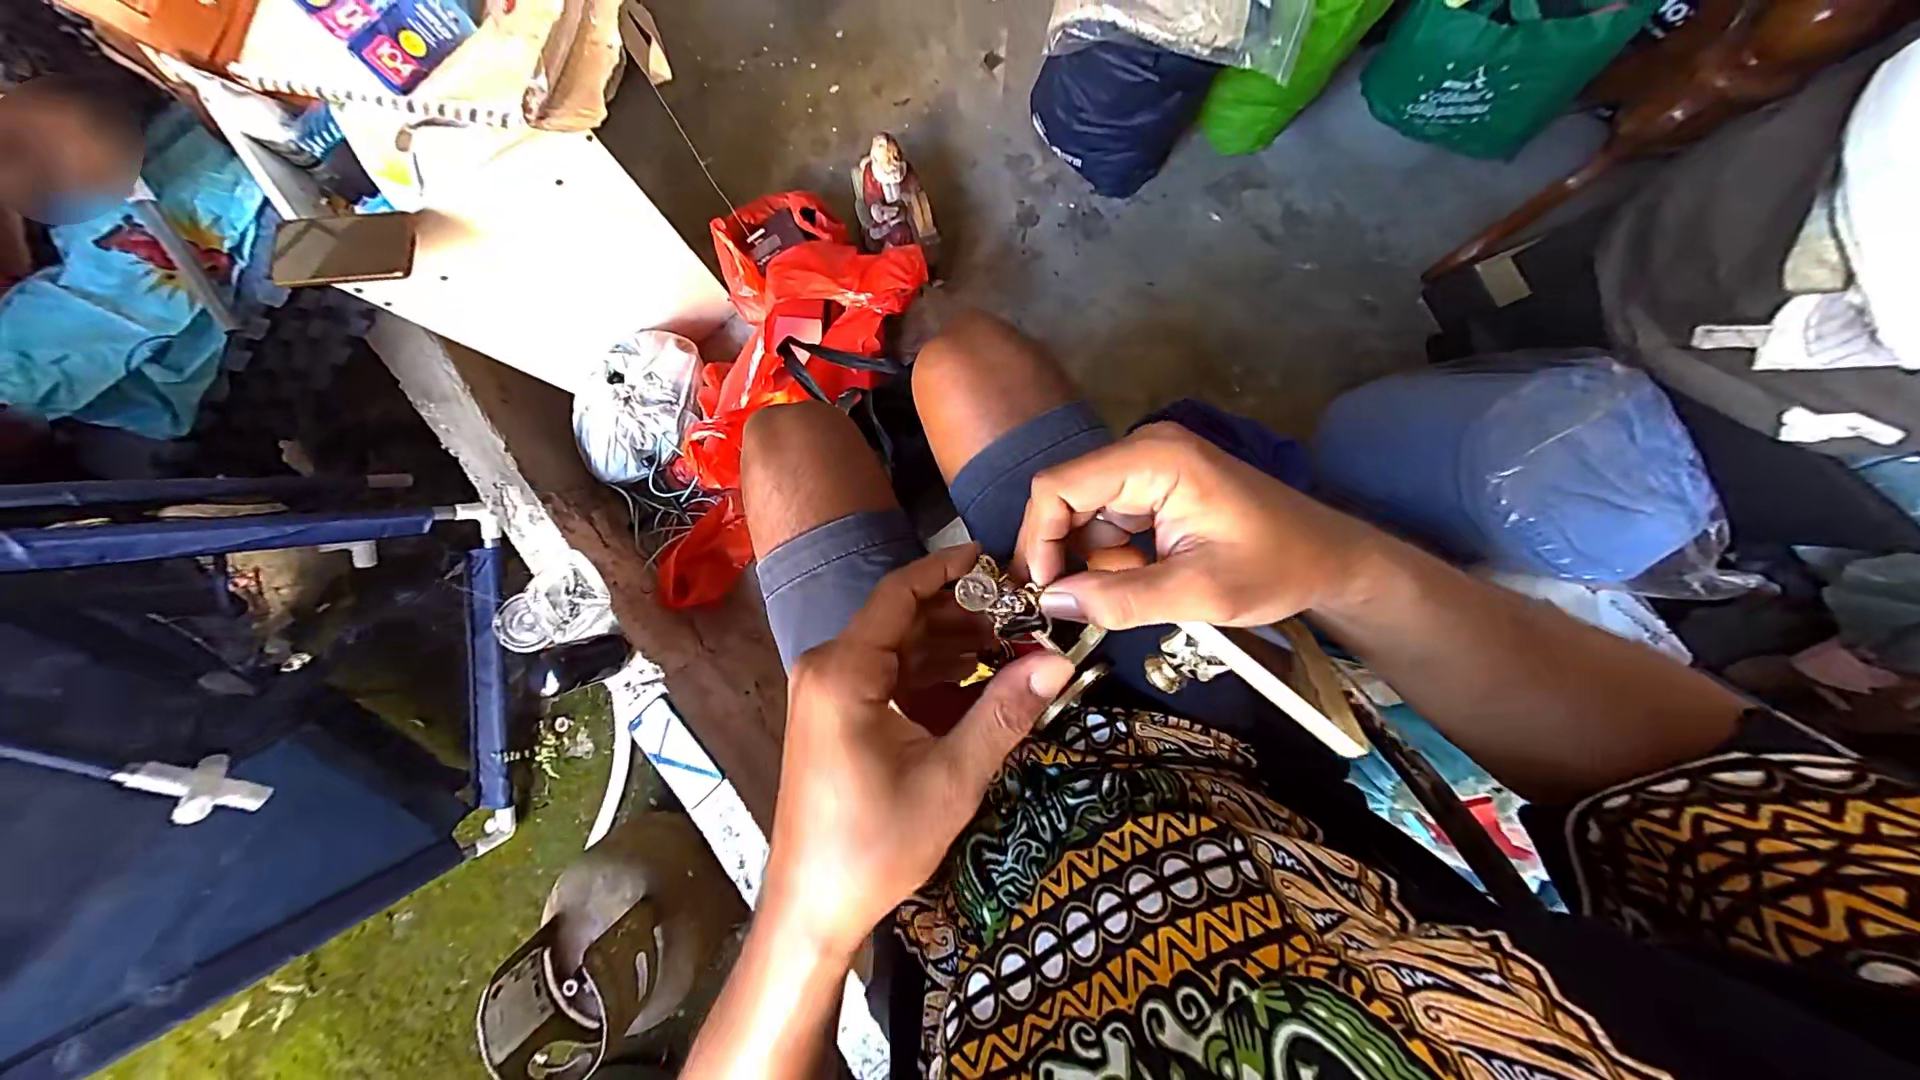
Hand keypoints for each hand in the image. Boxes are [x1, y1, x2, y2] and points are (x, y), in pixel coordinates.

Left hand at [759, 545, 1073, 955]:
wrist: (813, 908)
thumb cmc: (874, 846)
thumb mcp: (950, 778)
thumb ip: (1004, 712)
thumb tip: (1057, 661)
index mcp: (843, 671)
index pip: (899, 593)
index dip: (948, 569)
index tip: (994, 560)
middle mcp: (827, 667)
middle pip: (902, 618)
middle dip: (962, 614)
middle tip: (1020, 616)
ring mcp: (828, 691)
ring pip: (898, 647)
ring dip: (950, 644)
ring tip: (1008, 645)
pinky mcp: (836, 713)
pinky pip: (888, 675)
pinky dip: (930, 673)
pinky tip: (974, 679)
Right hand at [1016, 422, 1385, 630]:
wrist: (1330, 560)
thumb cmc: (1277, 568)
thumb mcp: (1198, 593)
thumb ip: (1120, 600)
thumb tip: (1052, 603)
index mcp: (1154, 460)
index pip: (1058, 486)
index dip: (1041, 539)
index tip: (1046, 590)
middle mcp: (1141, 453)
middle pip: (1064, 500)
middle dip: (1064, 555)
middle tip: (1071, 605)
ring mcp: (1145, 471)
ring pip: (1081, 517)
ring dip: (1092, 562)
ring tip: (1136, 589)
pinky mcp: (1150, 491)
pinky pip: (1105, 525)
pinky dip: (1110, 559)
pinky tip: (1144, 577)